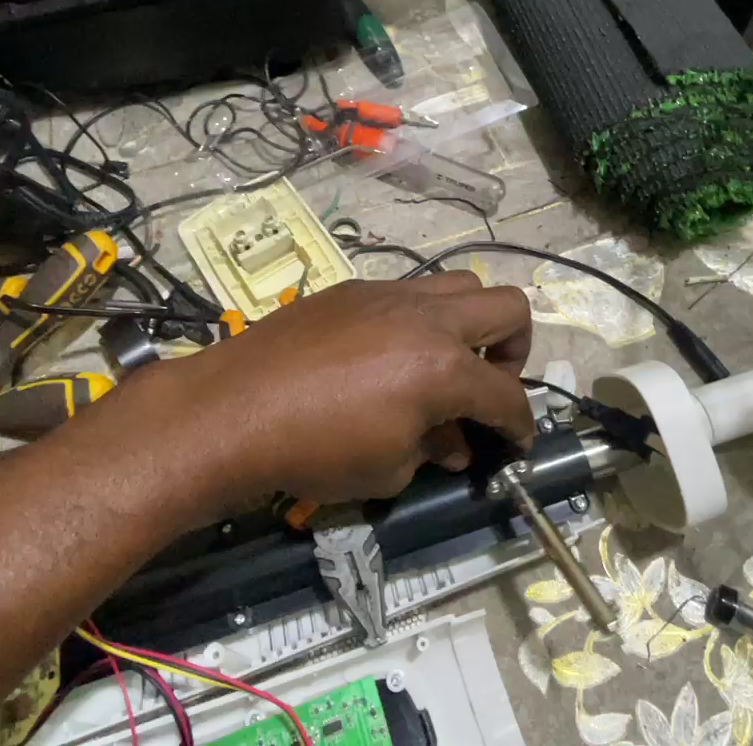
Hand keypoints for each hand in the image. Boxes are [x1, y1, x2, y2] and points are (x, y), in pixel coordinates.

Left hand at [143, 272, 535, 505]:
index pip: (507, 395)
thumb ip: (434, 448)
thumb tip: (454, 442)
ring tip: (441, 364)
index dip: (520, 425)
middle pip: (507, 306)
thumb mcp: (387, 468)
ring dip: (468, 324)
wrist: (231, 410)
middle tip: (487, 386)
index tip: (514, 443)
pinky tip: (387, 355)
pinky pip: (407, 292)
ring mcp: (388, 294)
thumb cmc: (314, 452)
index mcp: (442, 366)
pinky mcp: (353, 288)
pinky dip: (418, 320)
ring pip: (459, 284)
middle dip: (514, 351)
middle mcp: (426, 317)